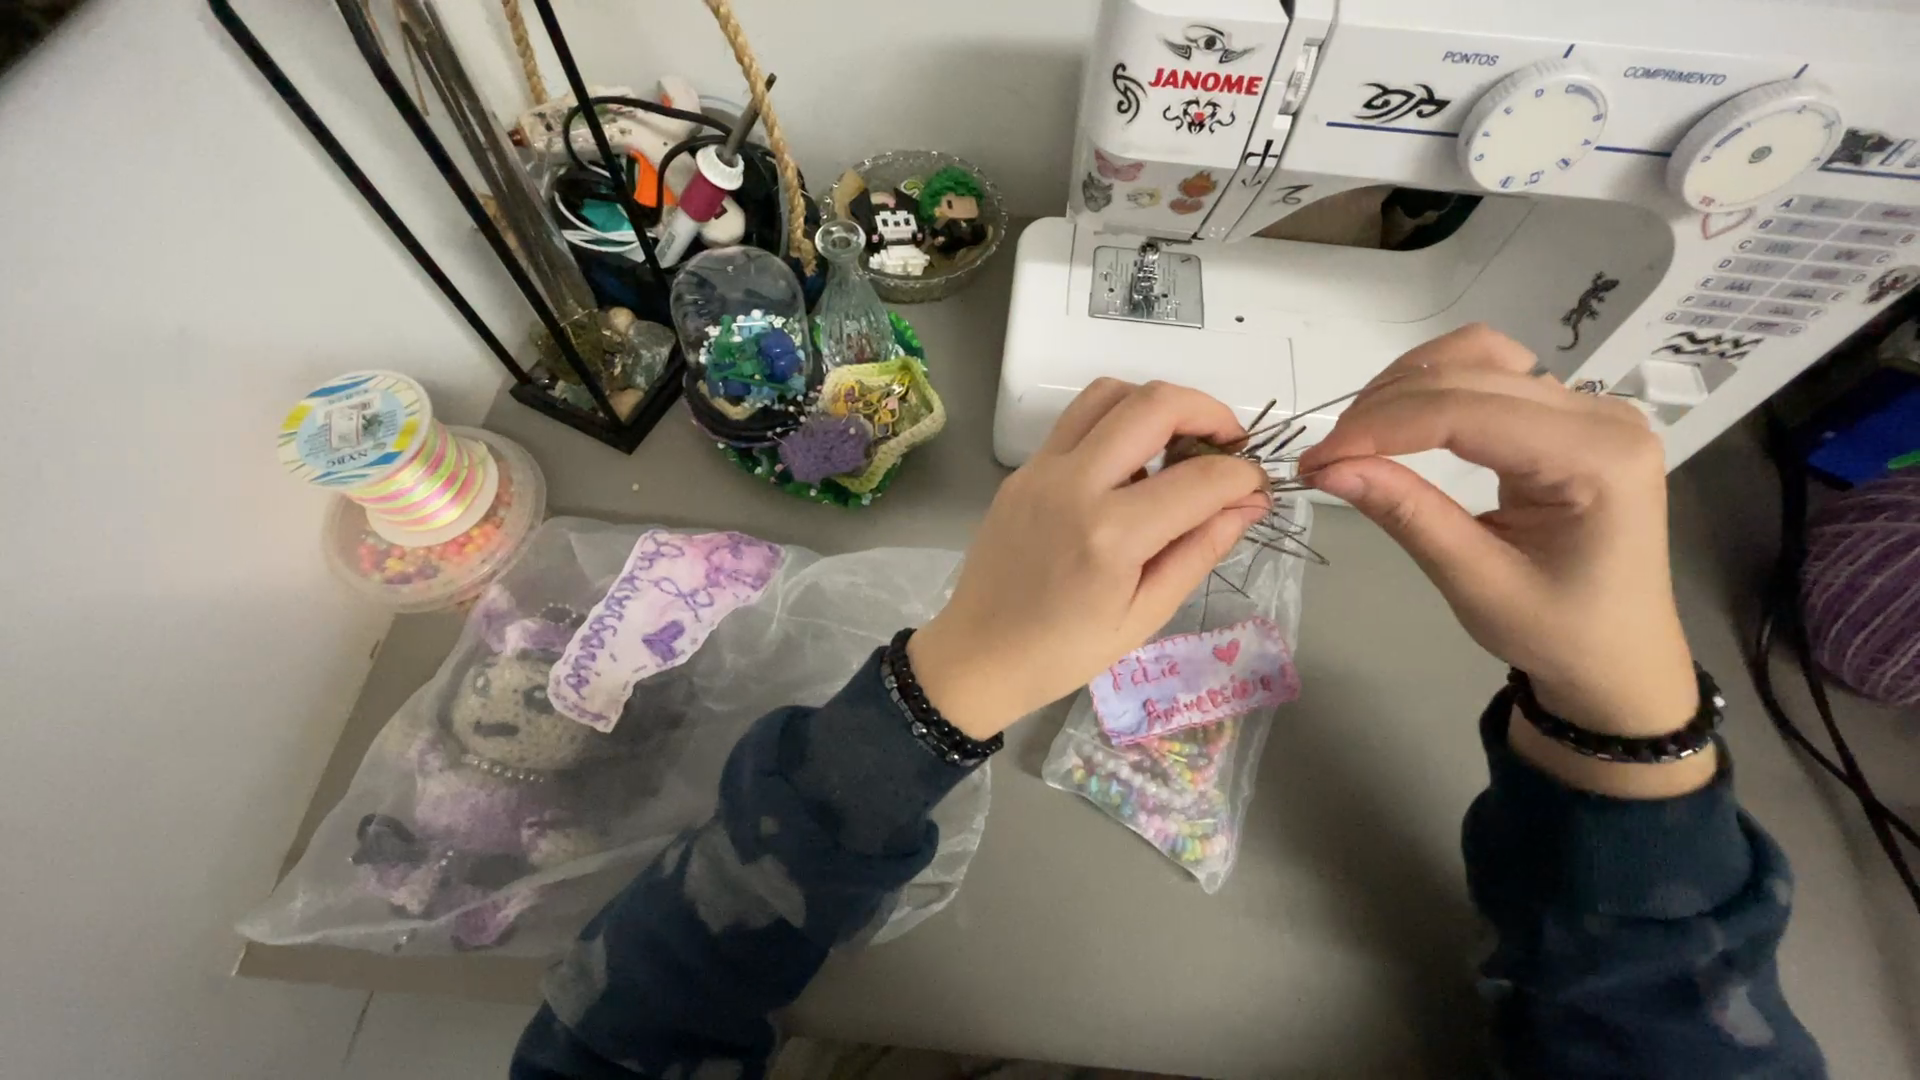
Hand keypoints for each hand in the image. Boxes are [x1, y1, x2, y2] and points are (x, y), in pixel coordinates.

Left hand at [910, 380, 1269, 738]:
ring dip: (1156, 405)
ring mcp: (1040, 470)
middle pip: (1154, 404)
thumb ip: (1200, 549)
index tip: (1255, 487)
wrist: (978, 655)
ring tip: (1177, 445)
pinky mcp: (1022, 471)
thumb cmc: (1063, 653)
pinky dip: (1116, 424)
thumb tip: (1247, 502)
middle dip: (1209, 412)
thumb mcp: (1146, 614)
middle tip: (1228, 445)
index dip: (1243, 476)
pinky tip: (1129, 468)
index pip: (1200, 478)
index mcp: (1110, 535)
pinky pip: (1076, 422)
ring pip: (1108, 393)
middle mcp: (1073, 485)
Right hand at [1296, 325, 1708, 796]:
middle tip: (1323, 459)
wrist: (1616, 655)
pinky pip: (1487, 372)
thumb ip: (1406, 514)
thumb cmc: (1555, 630)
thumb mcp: (1473, 581)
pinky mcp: (1563, 414)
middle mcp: (1599, 415)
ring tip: (1353, 438)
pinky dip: (1428, 387)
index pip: (1465, 414)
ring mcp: (1585, 407)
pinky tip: (1393, 421)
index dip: (1378, 429)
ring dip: (1401, 387)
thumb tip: (1326, 470)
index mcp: (1595, 459)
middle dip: (1380, 410)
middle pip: (1468, 374)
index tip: (1314, 463)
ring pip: (1475, 356)